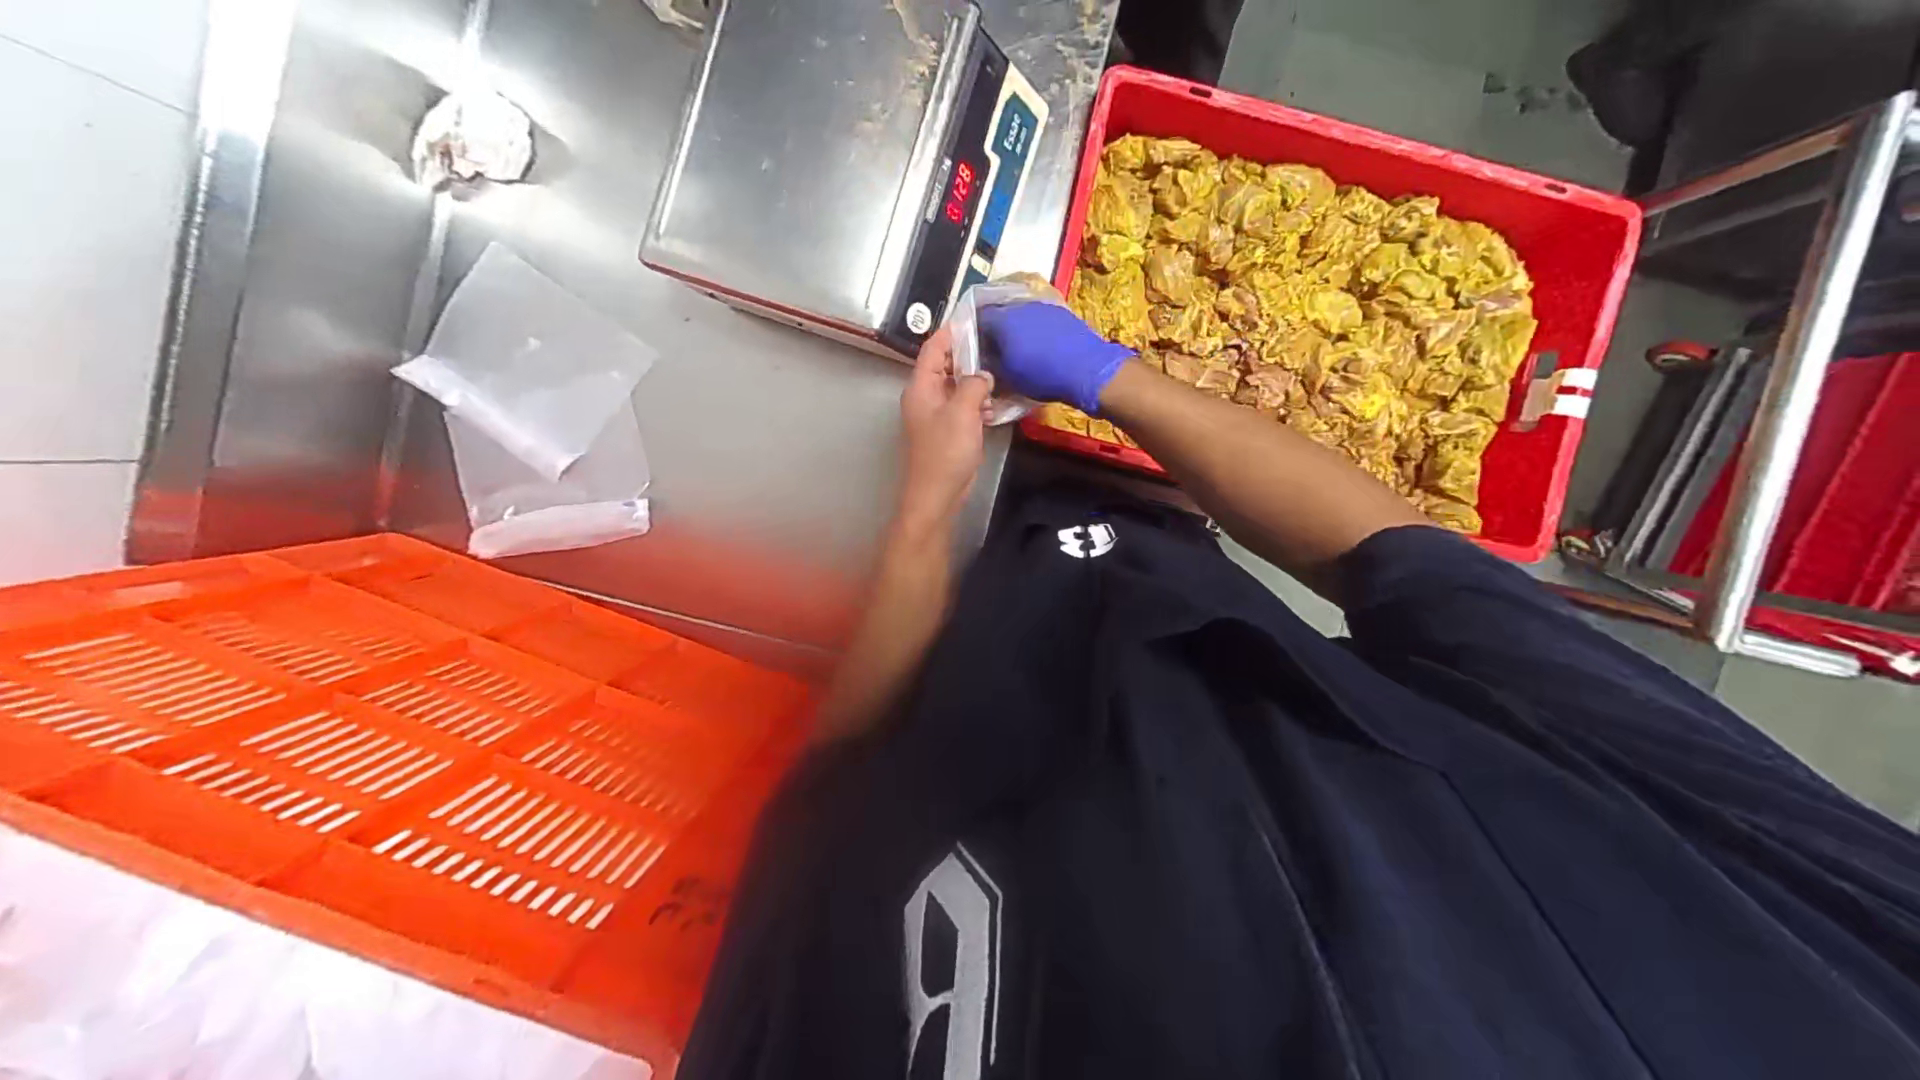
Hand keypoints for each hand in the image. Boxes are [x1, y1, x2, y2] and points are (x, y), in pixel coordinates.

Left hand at [896, 327, 992, 536]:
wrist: (936, 496)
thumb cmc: (946, 452)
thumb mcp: (963, 412)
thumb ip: (973, 384)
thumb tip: (983, 374)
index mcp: (920, 387)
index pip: (932, 348)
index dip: (952, 331)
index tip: (975, 318)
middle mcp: (924, 397)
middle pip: (944, 365)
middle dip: (968, 355)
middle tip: (996, 343)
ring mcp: (934, 416)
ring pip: (955, 387)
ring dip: (975, 380)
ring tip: (1001, 370)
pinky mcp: (946, 433)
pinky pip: (961, 407)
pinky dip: (976, 402)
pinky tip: (995, 403)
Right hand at [978, 302, 1132, 413]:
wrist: (1088, 369)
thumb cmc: (1042, 374)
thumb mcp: (1008, 376)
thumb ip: (990, 364)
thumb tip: (983, 359)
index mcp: (1002, 319)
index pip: (976, 318)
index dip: (971, 334)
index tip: (972, 348)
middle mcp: (1019, 305)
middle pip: (997, 313)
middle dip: (992, 330)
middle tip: (991, 350)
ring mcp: (1042, 306)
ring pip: (1018, 314)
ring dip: (1013, 329)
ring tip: (1014, 349)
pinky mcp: (1060, 312)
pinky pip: (1036, 318)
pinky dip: (1031, 329)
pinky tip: (1035, 346)